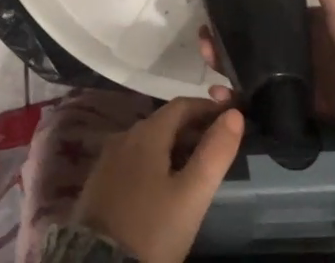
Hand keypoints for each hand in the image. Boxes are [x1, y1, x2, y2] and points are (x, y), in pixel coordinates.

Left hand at [72, 97, 244, 262]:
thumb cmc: (153, 228)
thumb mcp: (192, 195)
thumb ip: (214, 153)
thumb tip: (234, 114)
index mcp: (146, 133)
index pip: (182, 105)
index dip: (208, 107)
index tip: (231, 116)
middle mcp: (124, 136)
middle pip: (164, 121)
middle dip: (193, 127)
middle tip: (218, 145)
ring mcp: (108, 158)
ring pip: (147, 140)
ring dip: (174, 145)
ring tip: (196, 165)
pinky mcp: (100, 180)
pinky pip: (133, 158)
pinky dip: (154, 160)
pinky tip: (164, 182)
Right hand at [199, 0, 334, 118]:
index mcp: (297, 31)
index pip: (255, 24)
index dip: (231, 21)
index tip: (210, 17)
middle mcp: (288, 58)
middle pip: (244, 53)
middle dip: (220, 50)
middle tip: (205, 47)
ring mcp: (288, 86)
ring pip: (246, 80)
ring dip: (225, 78)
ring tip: (213, 80)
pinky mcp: (291, 112)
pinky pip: (260, 110)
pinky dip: (241, 107)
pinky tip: (225, 102)